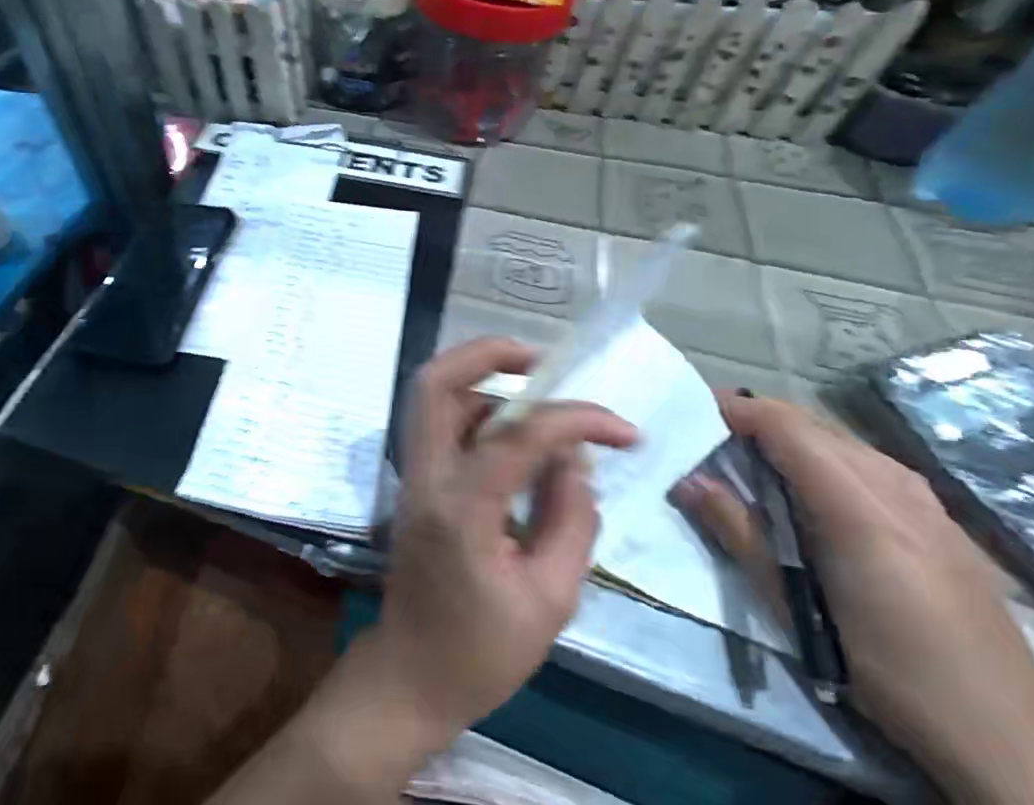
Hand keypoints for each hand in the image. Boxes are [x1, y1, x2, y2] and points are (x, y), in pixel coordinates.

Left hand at [353, 338, 636, 741]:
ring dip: (488, 385)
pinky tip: (520, 440)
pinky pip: (445, 425)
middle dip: (488, 353)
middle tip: (542, 360)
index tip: (624, 430)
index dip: (577, 419)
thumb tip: (576, 463)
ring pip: (436, 397)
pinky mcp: (417, 484)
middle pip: (434, 382)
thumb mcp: (551, 598)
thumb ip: (571, 519)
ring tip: (543, 407)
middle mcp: (427, 478)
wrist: (410, 679)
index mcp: (461, 509)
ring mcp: (414, 478)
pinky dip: (481, 413)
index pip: (519, 434)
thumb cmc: (481, 653)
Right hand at [673, 395, 1033, 804]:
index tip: (695, 413)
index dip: (738, 409)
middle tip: (714, 443)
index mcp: (856, 501)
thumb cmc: (888, 671)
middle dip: (759, 422)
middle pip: (812, 425)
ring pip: (842, 442)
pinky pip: (869, 464)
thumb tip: (688, 482)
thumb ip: (740, 534)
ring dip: (793, 442)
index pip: (785, 425)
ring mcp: (924, 497)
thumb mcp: (798, 609)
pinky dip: (828, 461)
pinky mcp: (940, 516)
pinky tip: (817, 498)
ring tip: (756, 468)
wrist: (1008, 733)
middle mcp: (893, 482)